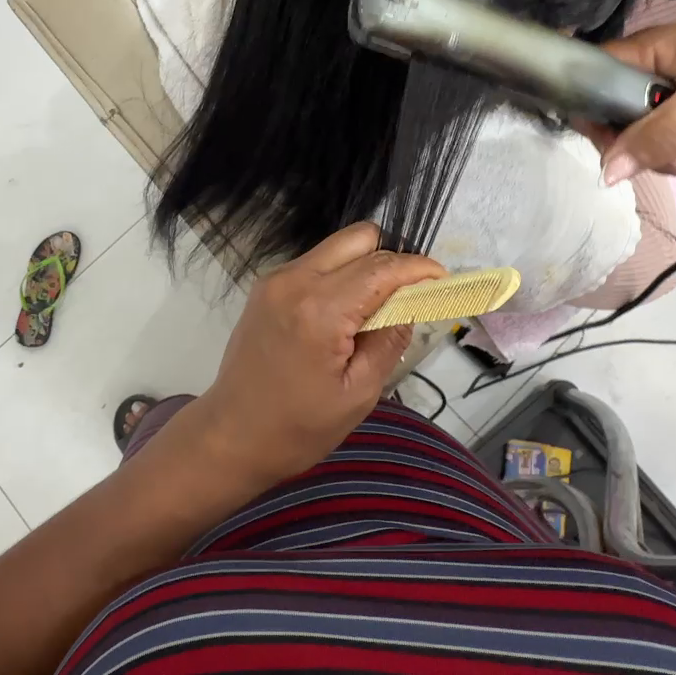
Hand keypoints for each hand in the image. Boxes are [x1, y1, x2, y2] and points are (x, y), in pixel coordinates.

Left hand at [160, 223, 444, 488]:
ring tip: (377, 311)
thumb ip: (389, 341)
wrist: (230, 436)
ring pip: (336, 247)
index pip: (381, 267)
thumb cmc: (297, 428)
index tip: (445, 280)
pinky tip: (346, 314)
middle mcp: (294, 280)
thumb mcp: (359, 394)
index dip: (419, 269)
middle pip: (359, 238)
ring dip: (364, 267)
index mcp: (319, 309)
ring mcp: (276, 279)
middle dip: (392, 260)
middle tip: (410, 297)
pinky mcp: (266, 287)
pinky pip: (315, 263)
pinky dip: (340, 276)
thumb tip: (411, 306)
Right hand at [596, 24, 675, 183]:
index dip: (591, 108)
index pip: (595, 72)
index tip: (610, 143)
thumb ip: (656, 137)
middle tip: (669, 161)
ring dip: (665, 153)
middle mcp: (662, 60)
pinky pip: (672, 133)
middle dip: (637, 141)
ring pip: (645, 126)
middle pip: (617, 107)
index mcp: (656, 44)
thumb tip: (605, 171)